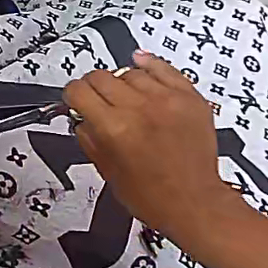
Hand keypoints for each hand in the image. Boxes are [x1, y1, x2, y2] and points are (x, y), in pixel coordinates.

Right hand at [65, 52, 235, 235]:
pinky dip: (150, 65)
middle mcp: (140, 108)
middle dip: (93, 86)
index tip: (75, 99)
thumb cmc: (157, 197)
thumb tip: (82, 120)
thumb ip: (91, 140)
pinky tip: (142, 64)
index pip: (79, 91)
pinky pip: (164, 68)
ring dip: (122, 81)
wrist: (195, 202)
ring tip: (124, 97)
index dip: (73, 95)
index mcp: (115, 128)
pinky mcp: (189, 97)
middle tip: (96, 98)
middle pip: (101, 76)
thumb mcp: (109, 173)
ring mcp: (167, 100)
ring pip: (130, 71)